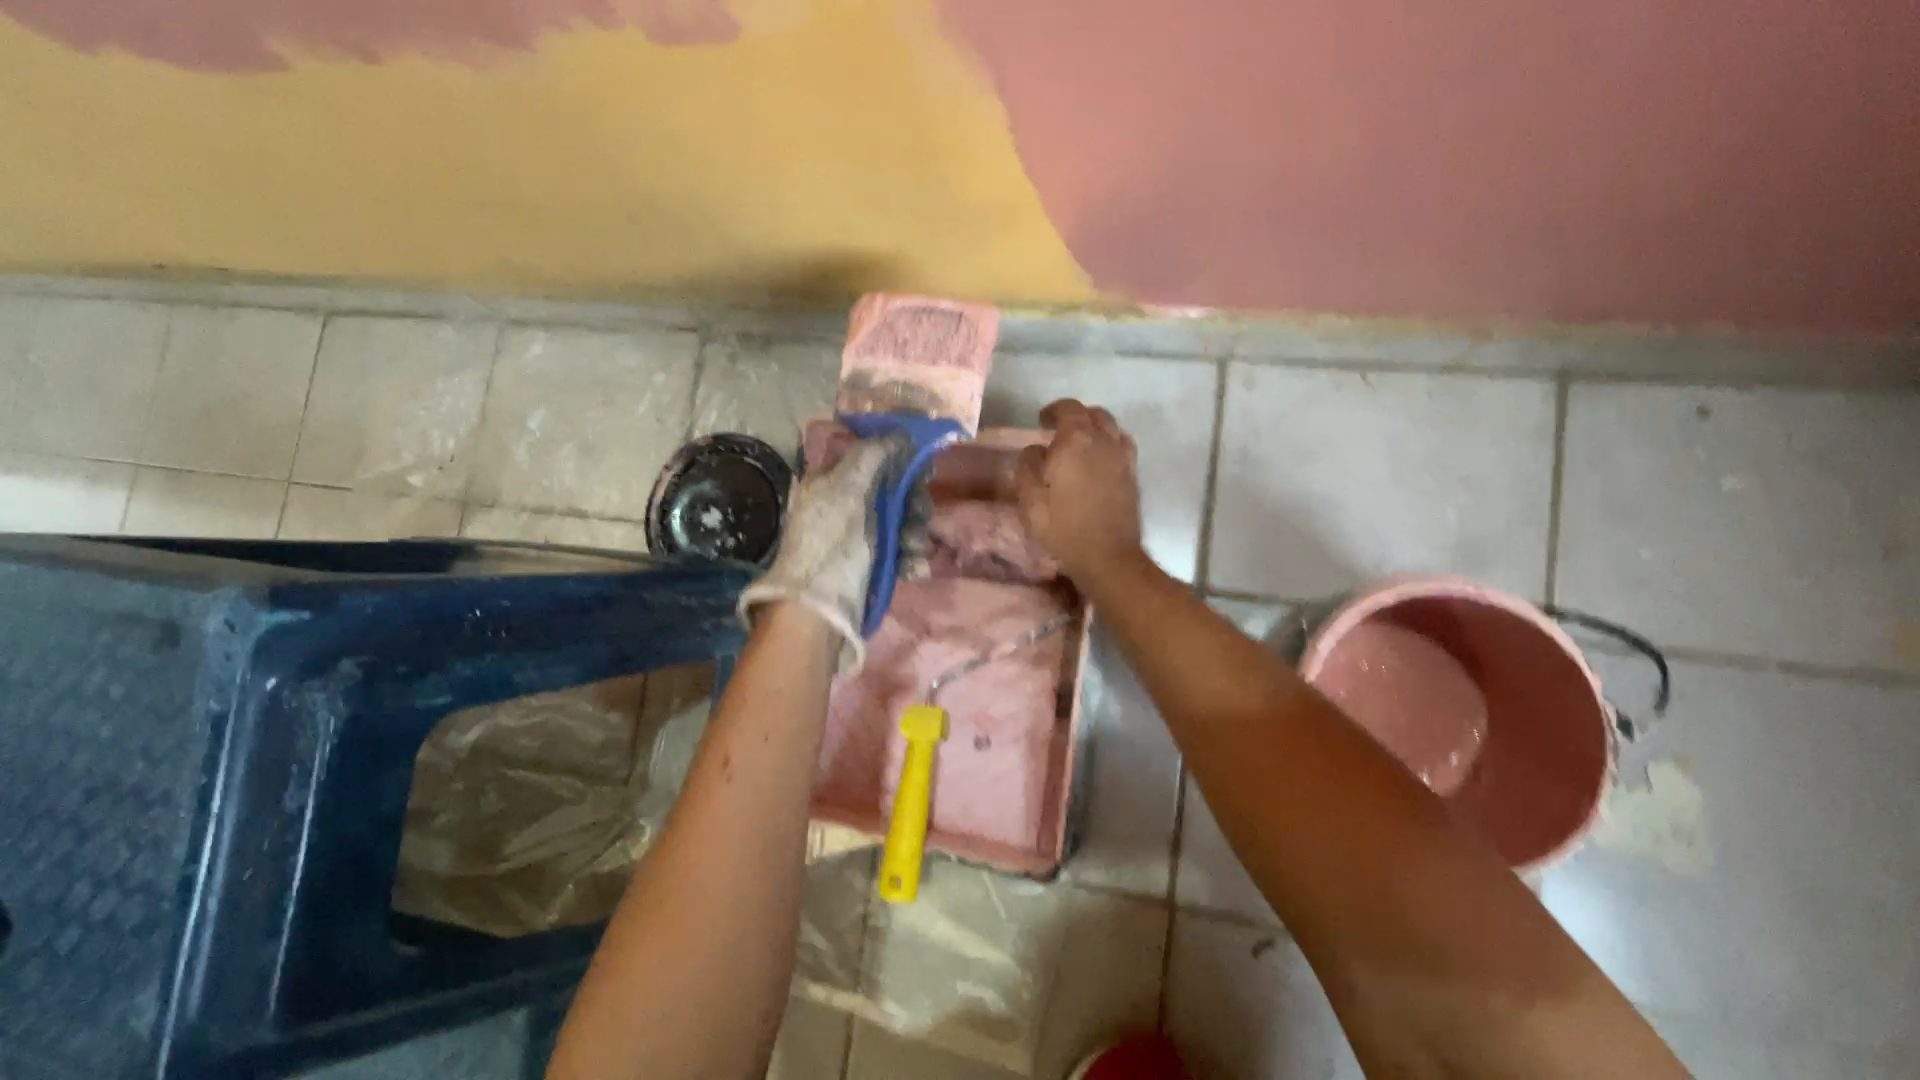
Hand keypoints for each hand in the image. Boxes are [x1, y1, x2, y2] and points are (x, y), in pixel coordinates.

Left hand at [738, 432, 924, 672]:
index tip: (925, 465)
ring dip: (915, 533)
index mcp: (831, 480)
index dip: (900, 457)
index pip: (871, 455)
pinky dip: (911, 558)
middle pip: (894, 489)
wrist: (820, 607)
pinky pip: (902, 550)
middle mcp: (845, 504)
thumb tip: (899, 432)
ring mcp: (860, 536)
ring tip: (912, 550)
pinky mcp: (873, 564)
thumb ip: (873, 454)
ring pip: (903, 520)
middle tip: (918, 514)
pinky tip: (913, 569)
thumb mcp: (847, 488)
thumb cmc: (831, 541)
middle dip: (913, 502)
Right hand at [1013, 399, 1144, 580]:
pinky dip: (1110, 444)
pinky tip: (1100, 460)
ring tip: (1081, 443)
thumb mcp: (1030, 499)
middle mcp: (1104, 441)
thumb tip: (1035, 450)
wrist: (1107, 555)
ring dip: (1095, 428)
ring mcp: (1123, 458)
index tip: (1041, 420)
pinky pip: (1123, 447)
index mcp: (1076, 440)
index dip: (1053, 410)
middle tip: (1060, 430)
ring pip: (1112, 428)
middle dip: (1076, 416)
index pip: (1068, 409)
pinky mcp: (1133, 476)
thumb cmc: (1063, 527)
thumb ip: (1028, 466)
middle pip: (1094, 414)